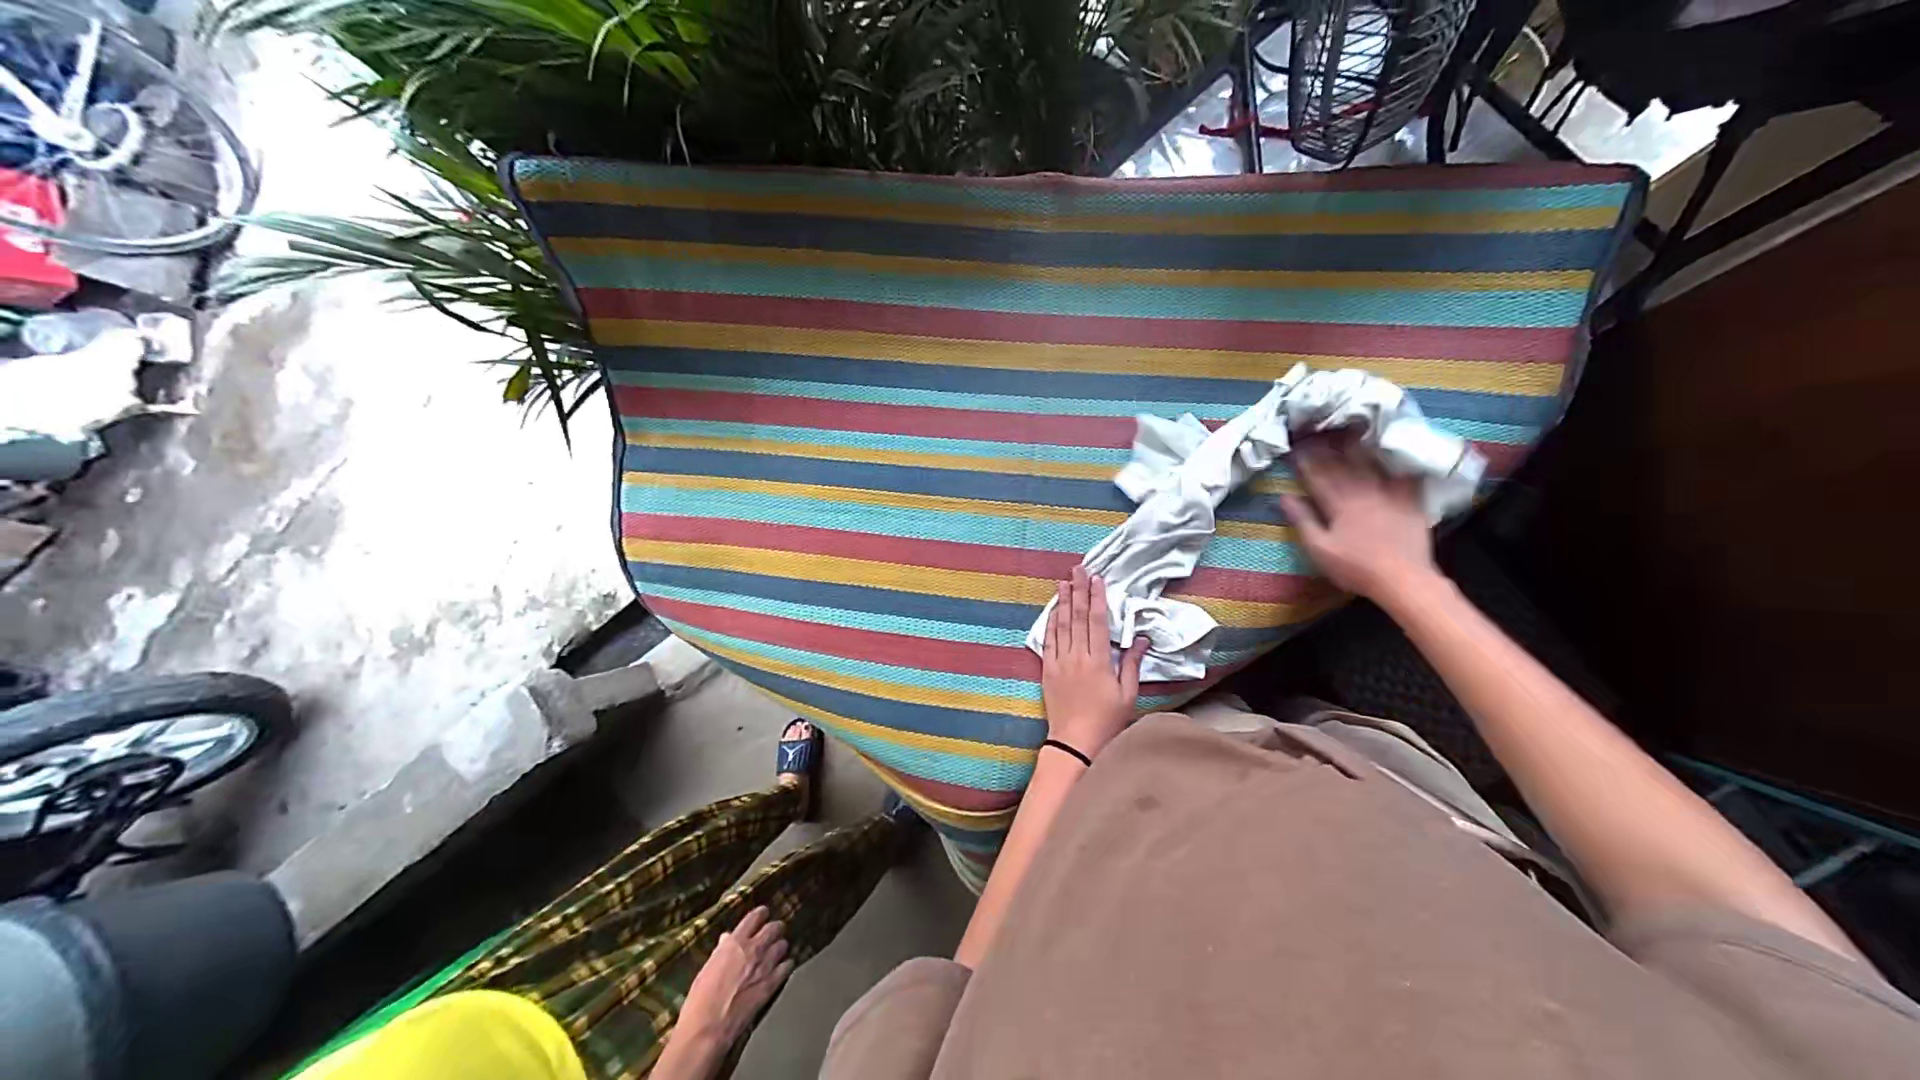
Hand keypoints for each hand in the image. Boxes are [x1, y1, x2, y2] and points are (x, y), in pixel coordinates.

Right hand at [674, 907, 793, 1053]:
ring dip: (779, 947)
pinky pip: (787, 966)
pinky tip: (783, 968)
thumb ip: (721, 951)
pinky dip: (786, 965)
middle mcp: (754, 948)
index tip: (763, 914)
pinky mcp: (772, 983)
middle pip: (774, 927)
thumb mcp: (707, 969)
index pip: (755, 916)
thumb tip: (727, 939)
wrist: (708, 1027)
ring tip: (777, 951)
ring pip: (783, 945)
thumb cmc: (700, 999)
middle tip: (773, 932)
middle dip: (775, 929)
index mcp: (735, 942)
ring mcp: (765, 965)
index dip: (761, 913)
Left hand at [1041, 566, 1146, 759]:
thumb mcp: (1127, 694)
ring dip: (1064, 602)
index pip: (1098, 621)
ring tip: (1064, 582)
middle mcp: (1078, 657)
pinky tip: (1053, 611)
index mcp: (1099, 661)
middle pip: (1078, 617)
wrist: (1075, 742)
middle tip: (1078, 570)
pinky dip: (1051, 623)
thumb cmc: (1107, 720)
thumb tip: (1139, 638)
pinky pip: (1048, 641)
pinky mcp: (1048, 671)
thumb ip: (1132, 663)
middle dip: (1079, 591)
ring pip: (1062, 625)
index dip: (1097, 598)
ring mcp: (1060, 663)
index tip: (1097, 579)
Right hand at [1278, 438, 1439, 603]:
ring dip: (1358, 445)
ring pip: (1370, 462)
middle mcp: (1363, 491)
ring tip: (1349, 430)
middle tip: (1318, 431)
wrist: (1405, 580)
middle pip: (1342, 463)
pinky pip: (1404, 473)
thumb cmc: (1356, 567)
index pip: (1317, 475)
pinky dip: (1397, 460)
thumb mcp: (1319, 549)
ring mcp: (1390, 492)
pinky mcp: (1411, 500)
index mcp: (1338, 503)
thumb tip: (1285, 497)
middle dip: (1328, 446)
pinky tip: (1393, 450)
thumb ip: (1303, 520)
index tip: (1295, 445)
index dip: (1305, 459)